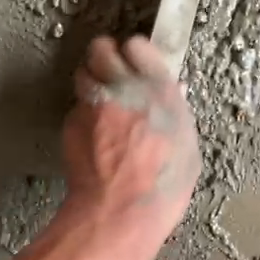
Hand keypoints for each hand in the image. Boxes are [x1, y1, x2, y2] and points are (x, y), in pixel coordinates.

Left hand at [60, 36, 201, 259]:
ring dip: (90, 81)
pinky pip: (75, 108)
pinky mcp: (71, 123)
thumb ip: (178, 115)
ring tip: (100, 101)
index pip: (138, 46)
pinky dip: (82, 115)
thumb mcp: (188, 150)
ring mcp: (92, 104)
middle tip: (110, 70)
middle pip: (100, 49)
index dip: (135, 52)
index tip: (136, 59)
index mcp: (157, 90)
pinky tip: (93, 136)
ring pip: (82, 74)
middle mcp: (122, 89)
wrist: (119, 213)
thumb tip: (175, 94)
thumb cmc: (162, 187)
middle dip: (103, 56)